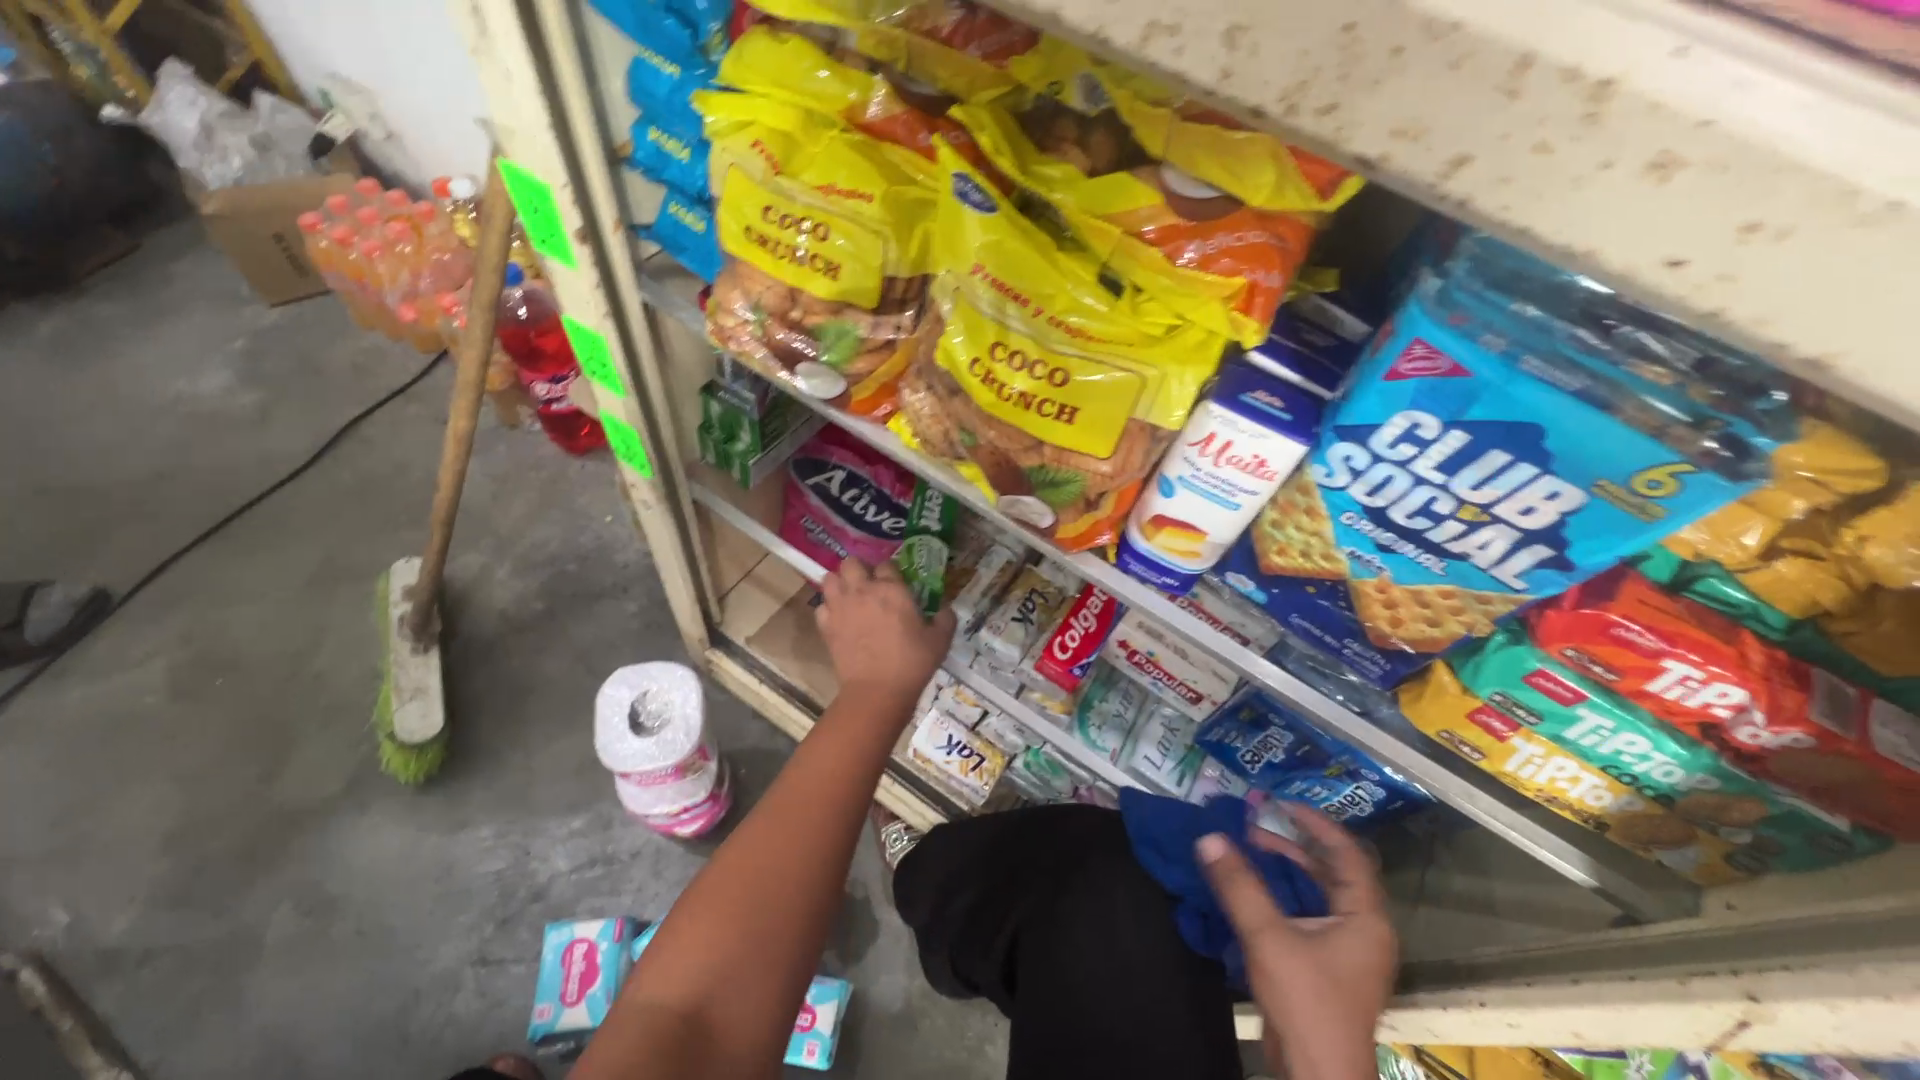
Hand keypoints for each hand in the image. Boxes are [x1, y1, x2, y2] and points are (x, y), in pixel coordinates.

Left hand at [816, 559, 955, 709]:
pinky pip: (821, 605)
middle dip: (858, 569)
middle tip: (868, 584)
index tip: (895, 584)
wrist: (878, 690)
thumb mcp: (940, 640)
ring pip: (829, 578)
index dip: (890, 572)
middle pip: (851, 562)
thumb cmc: (912, 663)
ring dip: (839, 583)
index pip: (886, 564)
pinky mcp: (826, 625)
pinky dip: (828, 608)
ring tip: (849, 596)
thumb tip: (945, 609)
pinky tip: (839, 618)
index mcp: (892, 589)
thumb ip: (945, 618)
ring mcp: (841, 606)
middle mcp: (863, 590)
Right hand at [1196, 802, 1396, 1079]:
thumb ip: (1239, 886)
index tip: (1280, 804)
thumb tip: (1209, 839)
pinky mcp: (1333, 969)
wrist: (1317, 1073)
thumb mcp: (1268, 937)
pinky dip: (1287, 898)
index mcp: (1365, 917)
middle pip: (1335, 873)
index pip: (1347, 854)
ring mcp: (1350, 952)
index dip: (1315, 824)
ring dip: (1288, 871)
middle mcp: (1365, 929)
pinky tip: (1256, 893)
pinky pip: (1313, 917)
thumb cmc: (1306, 1001)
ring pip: (1322, 896)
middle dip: (1295, 845)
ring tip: (1251, 850)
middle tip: (1256, 825)